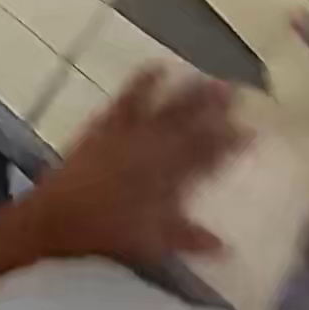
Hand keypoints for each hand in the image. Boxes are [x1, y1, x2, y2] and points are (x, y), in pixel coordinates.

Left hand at [10, 67, 244, 263]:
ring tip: (209, 75)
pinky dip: (144, 79)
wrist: (56, 218)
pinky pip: (129, 96)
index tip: (252, 131)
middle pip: (190, 125)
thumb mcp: (153, 242)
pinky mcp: (106, 121)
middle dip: (216, 108)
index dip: (231, 144)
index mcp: (166, 180)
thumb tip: (224, 245)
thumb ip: (189, 237)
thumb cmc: (106, 233)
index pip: (207, 158)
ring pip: (166, 108)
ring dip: (189, 91)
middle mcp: (151, 151)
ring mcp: (128, 132)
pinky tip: (158, 63)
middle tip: (237, 90)